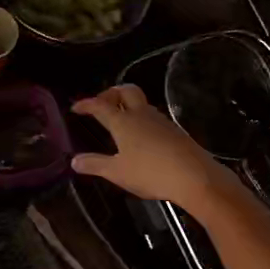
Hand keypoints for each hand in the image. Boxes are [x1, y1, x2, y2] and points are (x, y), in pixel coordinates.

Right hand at [72, 85, 241, 214]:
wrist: (195, 177)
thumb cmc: (150, 173)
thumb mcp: (117, 173)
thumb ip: (95, 164)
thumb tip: (75, 161)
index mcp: (123, 122)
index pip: (100, 105)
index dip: (86, 104)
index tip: (76, 108)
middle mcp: (142, 115)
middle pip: (126, 91)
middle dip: (111, 93)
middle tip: (102, 104)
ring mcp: (161, 121)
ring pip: (141, 103)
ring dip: (128, 105)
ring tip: (119, 121)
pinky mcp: (174, 131)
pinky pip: (152, 117)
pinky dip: (141, 119)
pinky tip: (140, 138)